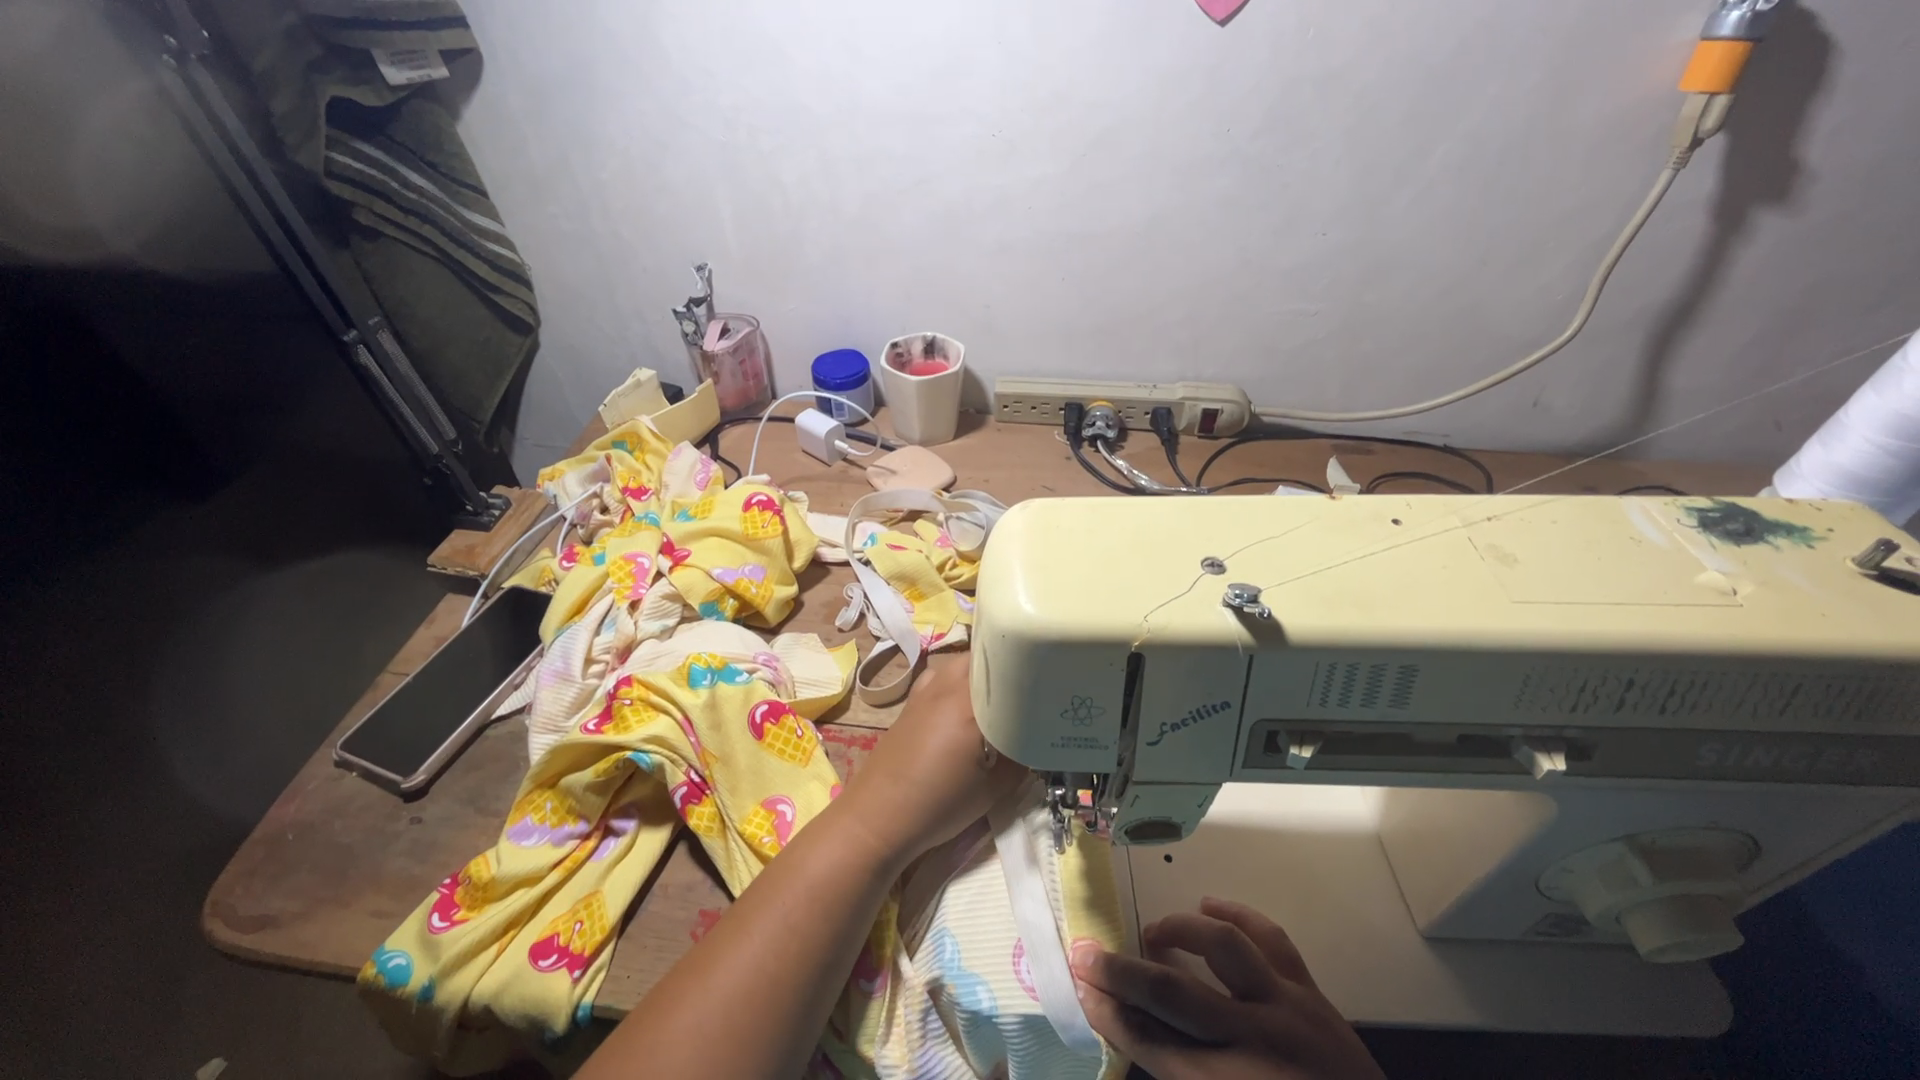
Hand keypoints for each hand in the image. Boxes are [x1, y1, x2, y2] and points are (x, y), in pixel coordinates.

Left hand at [834, 654, 1026, 864]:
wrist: (877, 819)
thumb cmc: (938, 804)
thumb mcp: (993, 789)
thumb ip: (1021, 760)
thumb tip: (1037, 741)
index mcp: (967, 700)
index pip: (1005, 664)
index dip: (1030, 667)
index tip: (1050, 680)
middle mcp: (944, 685)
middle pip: (980, 657)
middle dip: (1006, 666)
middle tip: (1030, 687)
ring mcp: (923, 693)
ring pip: (958, 666)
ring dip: (979, 673)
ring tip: (1001, 696)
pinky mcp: (909, 706)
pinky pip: (941, 680)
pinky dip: (958, 685)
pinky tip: (966, 711)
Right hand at [1071, 897, 1384, 1079]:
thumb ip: (1180, 1069)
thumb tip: (1131, 1024)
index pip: (1149, 1040)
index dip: (1107, 1011)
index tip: (1079, 985)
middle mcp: (1254, 1042)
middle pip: (1171, 992)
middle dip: (1120, 971)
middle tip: (1086, 951)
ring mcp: (1287, 1010)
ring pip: (1224, 949)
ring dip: (1179, 931)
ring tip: (1154, 933)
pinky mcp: (1311, 993)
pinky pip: (1271, 939)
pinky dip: (1238, 915)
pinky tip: (1209, 906)